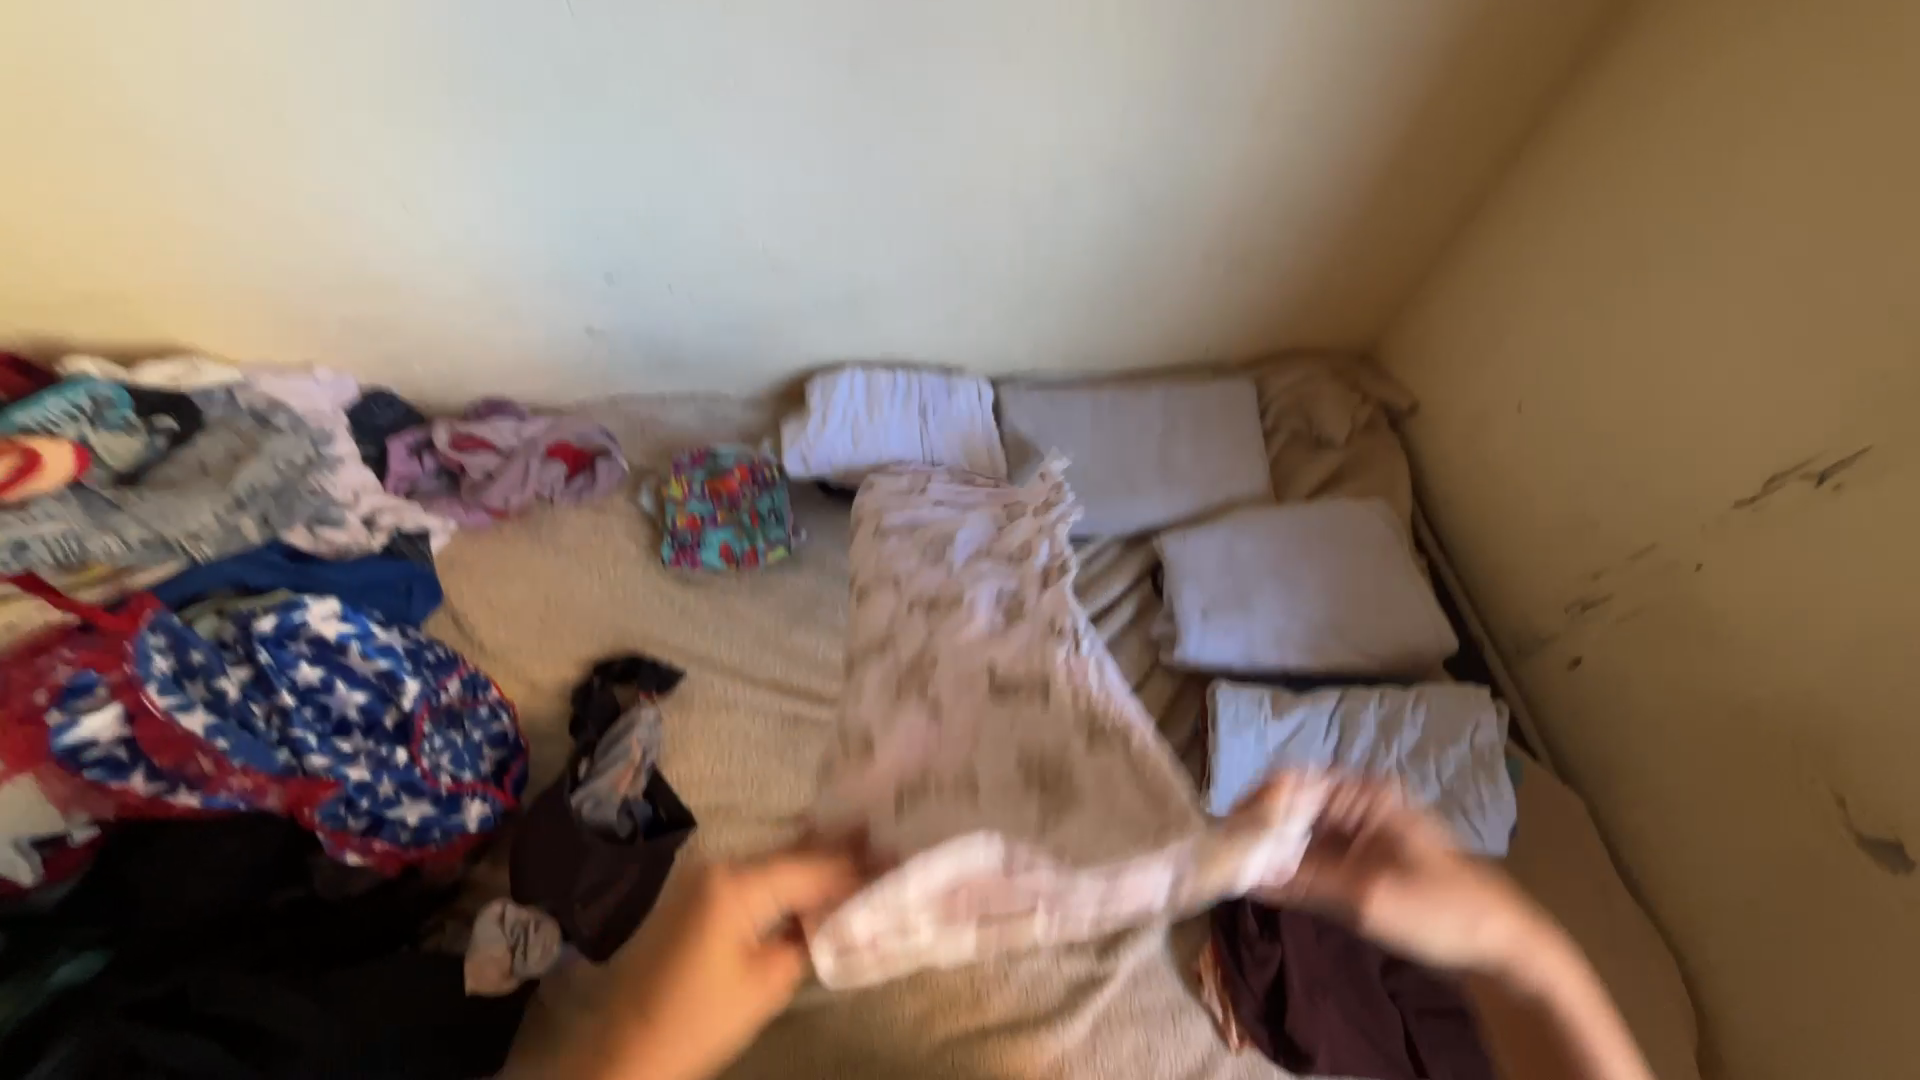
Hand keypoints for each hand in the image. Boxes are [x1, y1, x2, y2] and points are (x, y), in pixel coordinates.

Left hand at [589, 848, 864, 1079]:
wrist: (624, 1052)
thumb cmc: (698, 1022)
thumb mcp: (768, 984)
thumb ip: (809, 937)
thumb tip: (840, 911)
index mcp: (737, 884)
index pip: (811, 866)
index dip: (855, 865)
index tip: (894, 857)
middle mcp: (720, 865)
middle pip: (793, 854)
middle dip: (838, 855)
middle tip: (883, 846)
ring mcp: (705, 876)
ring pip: (775, 862)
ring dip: (814, 866)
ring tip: (860, 859)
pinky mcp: (697, 893)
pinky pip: (755, 876)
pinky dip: (786, 879)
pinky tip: (814, 882)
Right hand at [1243, 771, 1551, 975]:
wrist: (1507, 949)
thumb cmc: (1442, 911)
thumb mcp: (1366, 896)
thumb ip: (1301, 881)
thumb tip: (1242, 874)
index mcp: (1362, 795)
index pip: (1291, 783)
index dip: (1255, 805)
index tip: (1225, 833)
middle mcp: (1357, 804)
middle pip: (1292, 806)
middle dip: (1260, 831)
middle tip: (1227, 858)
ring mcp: (1361, 832)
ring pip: (1300, 832)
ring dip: (1274, 852)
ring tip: (1241, 872)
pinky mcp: (1363, 859)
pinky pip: (1315, 854)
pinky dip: (1293, 868)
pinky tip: (1269, 884)